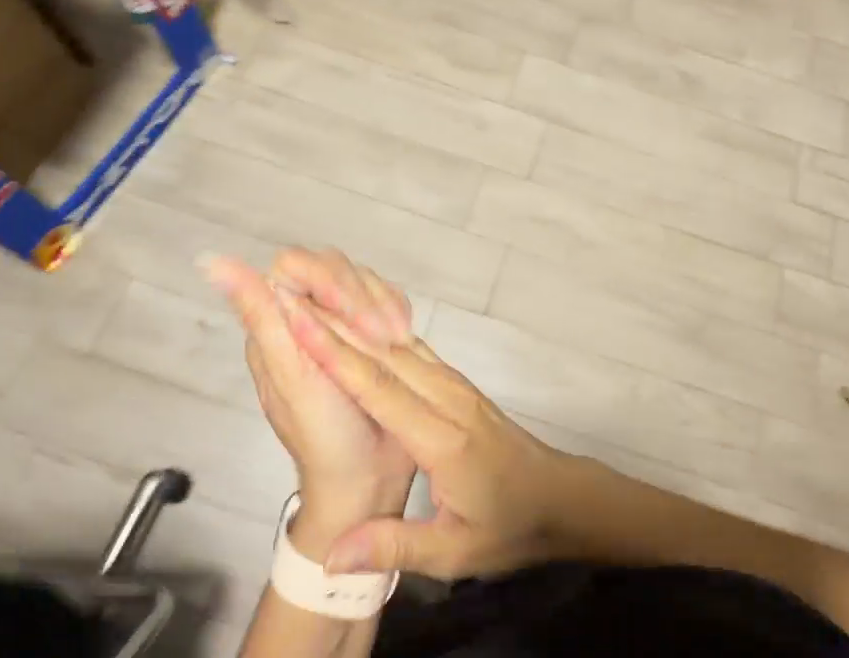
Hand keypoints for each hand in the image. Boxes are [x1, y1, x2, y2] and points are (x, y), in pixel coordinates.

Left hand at [205, 249, 417, 556]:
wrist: (368, 480)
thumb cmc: (324, 435)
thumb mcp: (291, 377)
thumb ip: (259, 316)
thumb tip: (212, 262)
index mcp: (277, 325)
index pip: (295, 266)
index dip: (326, 279)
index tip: (353, 315)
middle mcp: (305, 317)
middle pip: (333, 267)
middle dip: (362, 297)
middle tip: (384, 336)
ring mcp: (340, 324)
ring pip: (363, 281)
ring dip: (384, 307)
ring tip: (396, 342)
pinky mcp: (372, 333)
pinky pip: (386, 301)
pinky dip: (398, 314)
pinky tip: (402, 339)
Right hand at [281, 298, 579, 579]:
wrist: (561, 497)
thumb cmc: (509, 526)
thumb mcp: (457, 553)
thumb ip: (396, 547)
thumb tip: (331, 557)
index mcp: (443, 439)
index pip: (379, 389)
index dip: (335, 354)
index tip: (297, 320)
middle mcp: (447, 400)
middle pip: (382, 355)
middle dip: (333, 322)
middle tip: (287, 292)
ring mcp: (455, 387)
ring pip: (397, 347)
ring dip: (353, 321)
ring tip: (309, 297)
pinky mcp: (457, 385)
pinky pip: (412, 352)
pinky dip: (378, 333)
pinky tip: (354, 321)